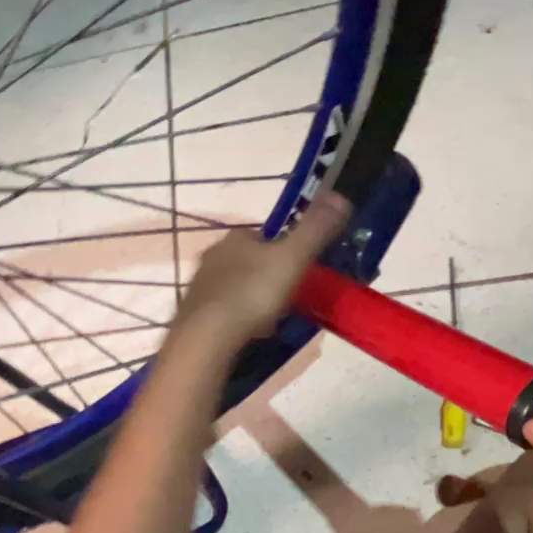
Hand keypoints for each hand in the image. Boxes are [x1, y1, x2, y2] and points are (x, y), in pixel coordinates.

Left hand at [177, 193, 350, 344]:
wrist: (207, 336)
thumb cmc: (252, 293)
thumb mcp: (293, 258)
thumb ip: (315, 229)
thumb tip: (340, 196)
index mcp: (235, 237)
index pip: (264, 236)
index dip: (284, 250)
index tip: (299, 269)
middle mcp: (212, 256)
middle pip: (247, 262)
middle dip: (266, 276)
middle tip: (288, 298)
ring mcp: (199, 286)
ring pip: (234, 287)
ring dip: (251, 299)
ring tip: (270, 320)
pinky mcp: (192, 314)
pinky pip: (221, 312)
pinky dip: (236, 319)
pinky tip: (248, 334)